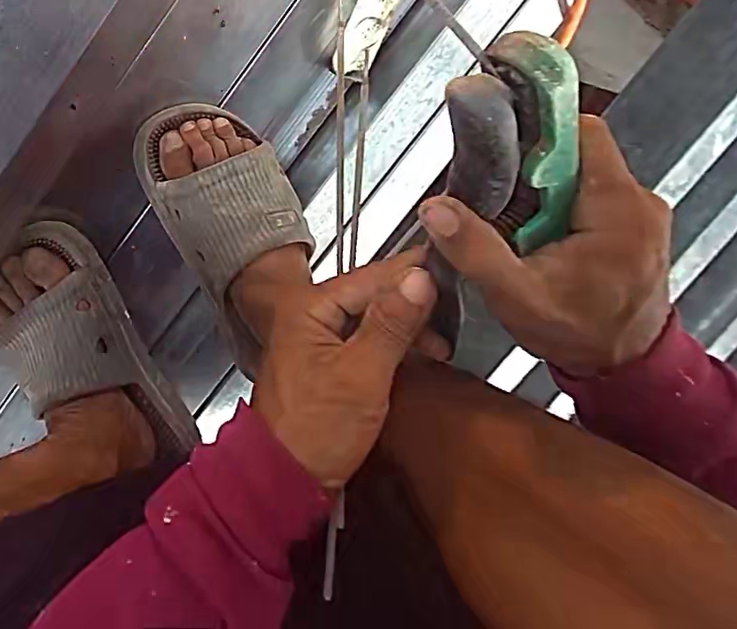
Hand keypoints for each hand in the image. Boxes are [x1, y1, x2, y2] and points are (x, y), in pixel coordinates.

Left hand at [249, 255, 437, 488]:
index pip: (368, 276)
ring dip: (404, 325)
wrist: (286, 474)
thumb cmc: (313, 428)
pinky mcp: (326, 360)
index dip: (409, 271)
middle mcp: (308, 313)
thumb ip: (391, 324)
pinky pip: (364, 339)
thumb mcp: (362, 373)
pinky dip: (392, 344)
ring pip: (369, 317)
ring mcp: (316, 336)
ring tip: (438, 342)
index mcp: (307, 306)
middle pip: (369, 294)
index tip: (444, 261)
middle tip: (450, 310)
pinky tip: (416, 355)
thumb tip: (418, 280)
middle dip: (410, 301)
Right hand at [418, 114, 671, 377]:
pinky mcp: (625, 218)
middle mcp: (636, 201)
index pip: (578, 130)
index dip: (533, 129)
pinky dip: (548, 197)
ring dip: (533, 183)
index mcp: (618, 208)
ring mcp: (634, 208)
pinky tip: (530, 227)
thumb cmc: (581, 333)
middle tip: (496, 199)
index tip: (498, 141)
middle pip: (567, 147)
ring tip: (512, 219)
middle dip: (524, 164)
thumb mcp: (515, 295)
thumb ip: (474, 249)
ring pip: (570, 165)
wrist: (623, 367)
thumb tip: (436, 209)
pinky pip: (579, 185)